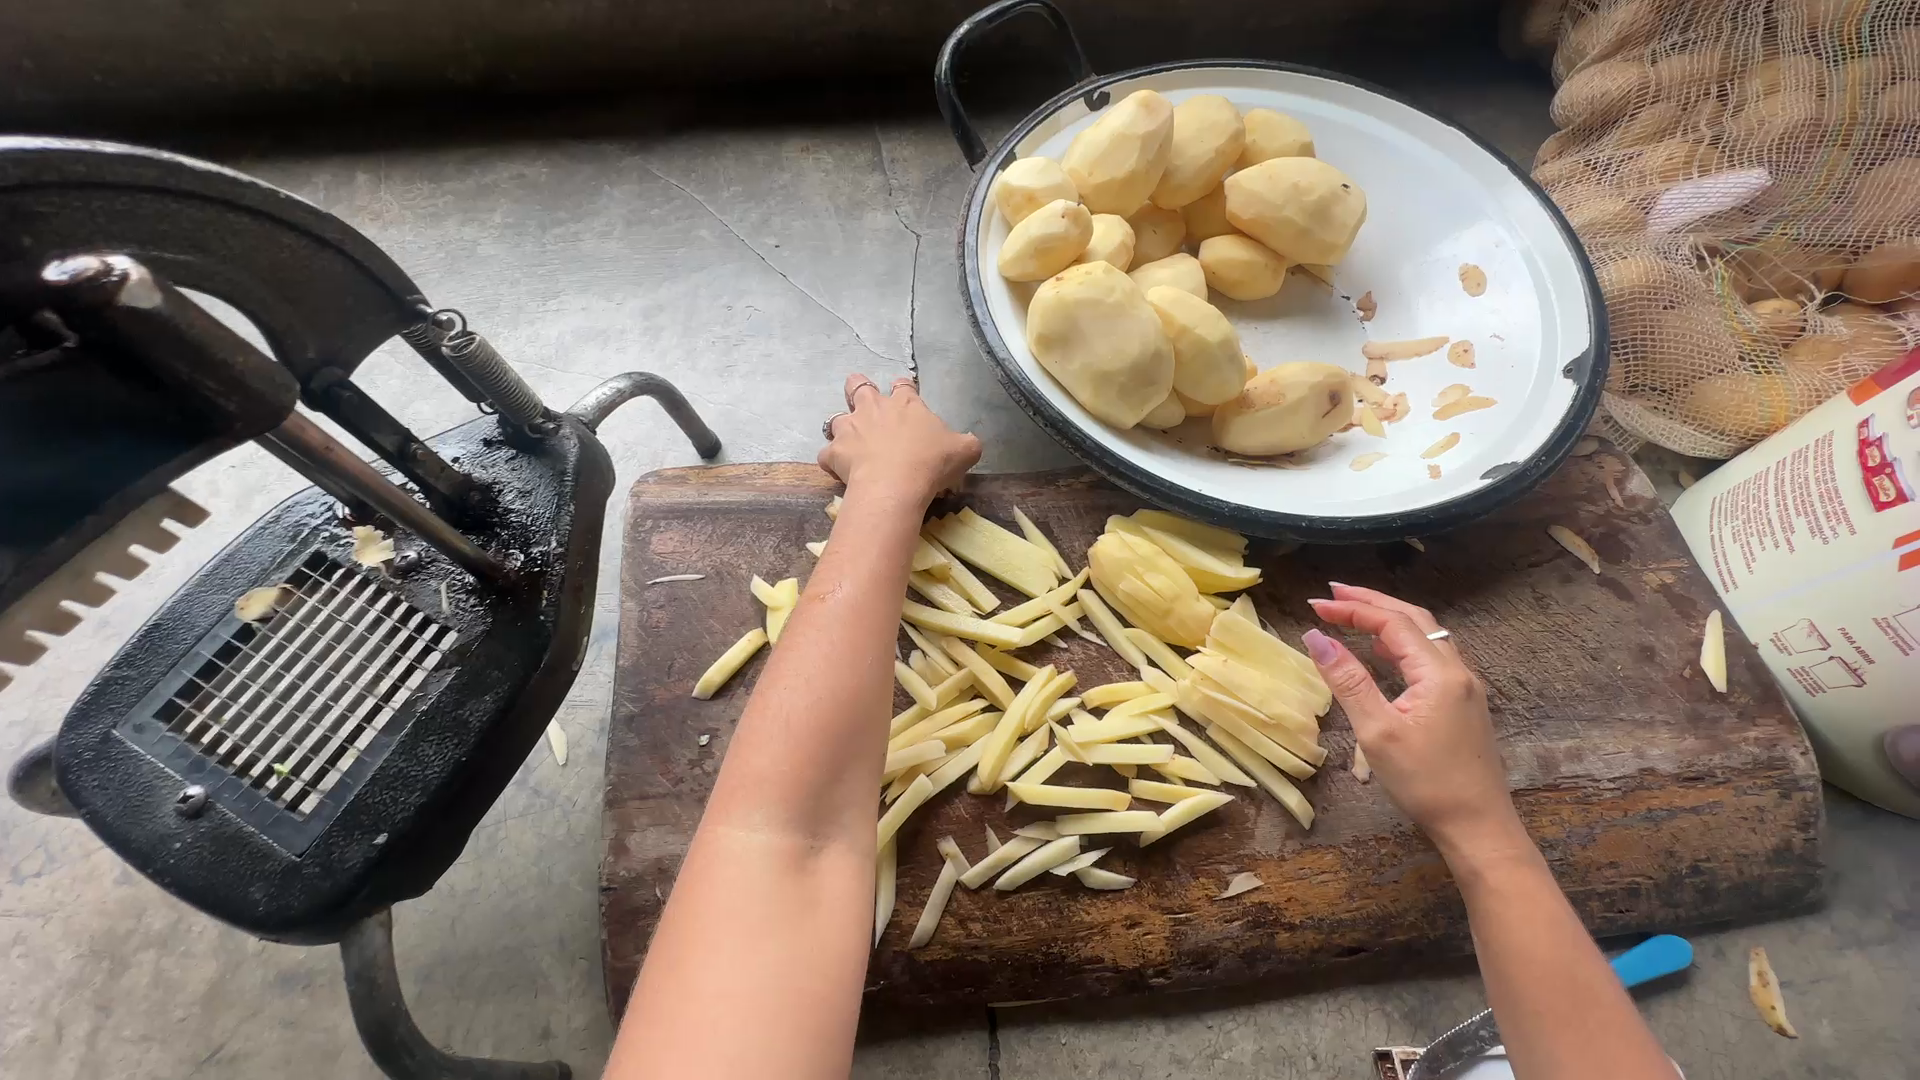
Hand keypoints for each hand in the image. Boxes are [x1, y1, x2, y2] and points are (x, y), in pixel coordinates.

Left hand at [818, 374, 980, 503]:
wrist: (896, 485)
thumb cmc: (932, 463)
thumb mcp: (965, 451)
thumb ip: (967, 443)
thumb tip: (969, 443)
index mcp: (906, 403)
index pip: (903, 386)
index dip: (903, 389)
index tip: (905, 397)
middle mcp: (874, 408)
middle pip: (858, 385)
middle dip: (858, 389)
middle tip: (864, 403)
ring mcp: (850, 429)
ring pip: (835, 419)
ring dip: (842, 429)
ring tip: (850, 442)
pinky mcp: (835, 452)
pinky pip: (827, 454)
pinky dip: (832, 461)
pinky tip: (839, 471)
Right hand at [1303, 584, 1526, 860]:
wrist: (1478, 828)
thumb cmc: (1424, 782)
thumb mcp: (1377, 730)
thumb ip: (1347, 679)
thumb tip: (1315, 637)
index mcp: (1439, 674)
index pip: (1393, 624)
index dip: (1353, 609)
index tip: (1314, 606)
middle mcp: (1458, 672)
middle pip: (1415, 620)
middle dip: (1372, 602)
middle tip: (1333, 593)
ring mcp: (1464, 688)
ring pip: (1426, 636)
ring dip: (1388, 619)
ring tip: (1352, 613)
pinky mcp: (1462, 704)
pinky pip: (1430, 657)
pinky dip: (1401, 642)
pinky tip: (1382, 651)